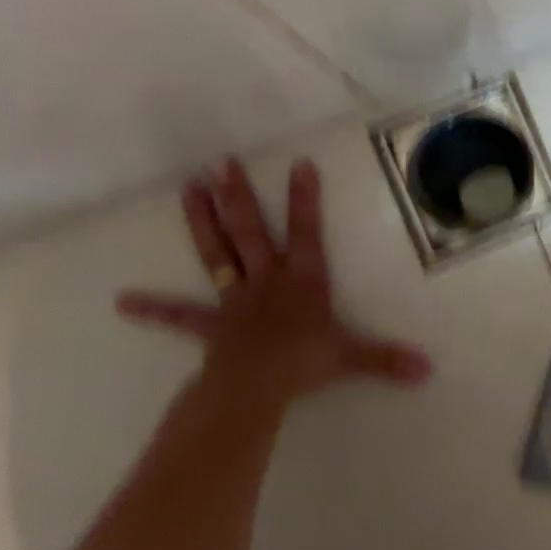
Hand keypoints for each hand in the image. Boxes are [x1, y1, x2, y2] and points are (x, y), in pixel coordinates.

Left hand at [116, 156, 431, 406]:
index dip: (304, 199)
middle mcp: (268, 280)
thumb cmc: (305, 363)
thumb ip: (387, 359)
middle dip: (238, 196)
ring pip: (218, 254)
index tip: (299, 164)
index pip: (306, 233)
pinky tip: (123, 301)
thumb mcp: (353, 358)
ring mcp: (236, 299)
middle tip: (222, 162)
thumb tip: (427, 369)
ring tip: (189, 189)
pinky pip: (180, 316)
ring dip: (203, 222)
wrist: (257, 387)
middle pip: (251, 231)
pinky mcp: (211, 325)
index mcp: (303, 281)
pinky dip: (153, 309)